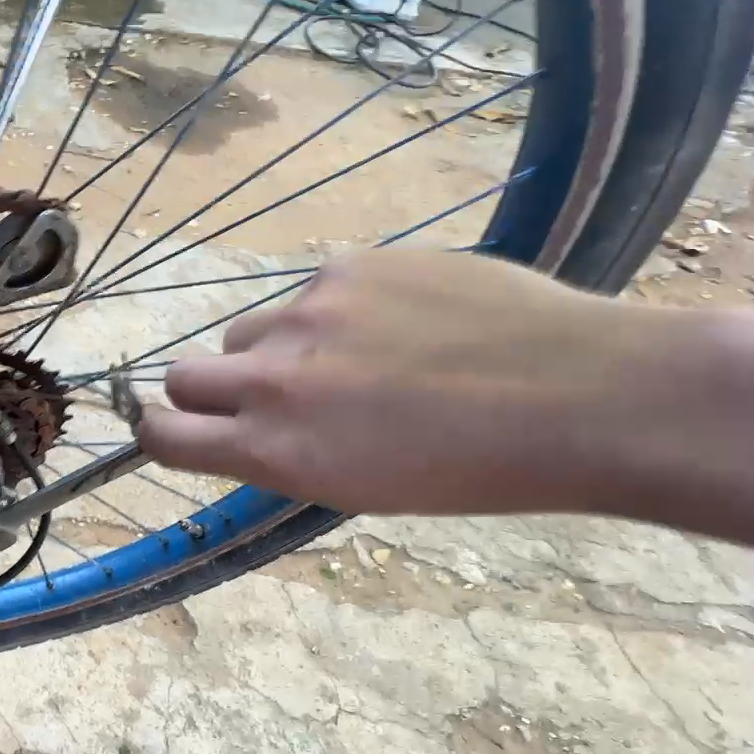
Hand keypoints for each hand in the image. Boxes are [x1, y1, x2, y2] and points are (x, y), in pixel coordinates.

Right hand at [136, 250, 703, 515]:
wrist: (591, 397)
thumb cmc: (470, 467)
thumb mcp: (350, 485)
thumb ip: (271, 452)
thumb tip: (232, 423)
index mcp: (274, 450)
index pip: (162, 434)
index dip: (162, 431)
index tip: (182, 429)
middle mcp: (273, 381)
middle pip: (182, 375)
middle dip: (210, 390)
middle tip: (267, 394)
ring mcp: (307, 316)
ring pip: (247, 331)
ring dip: (275, 348)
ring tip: (354, 357)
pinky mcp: (348, 268)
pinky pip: (308, 293)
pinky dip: (335, 311)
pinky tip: (399, 323)